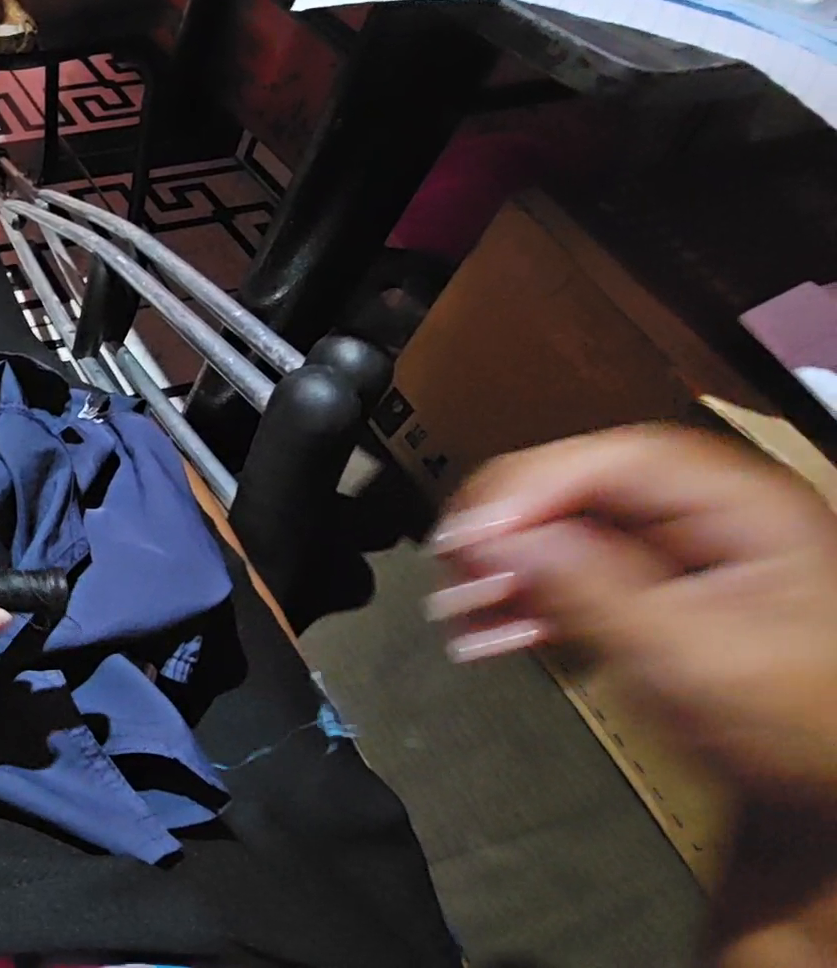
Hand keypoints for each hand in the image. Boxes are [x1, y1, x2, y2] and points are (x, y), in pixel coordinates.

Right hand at [426, 424, 836, 810]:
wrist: (825, 792)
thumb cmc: (808, 732)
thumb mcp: (692, 659)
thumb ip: (593, 591)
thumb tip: (506, 539)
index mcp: (745, 513)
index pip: (617, 462)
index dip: (533, 488)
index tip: (477, 532)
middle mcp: (701, 517)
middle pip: (570, 490)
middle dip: (502, 530)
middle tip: (455, 563)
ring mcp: (662, 551)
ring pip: (548, 530)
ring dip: (494, 569)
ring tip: (459, 607)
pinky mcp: (630, 583)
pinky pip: (551, 571)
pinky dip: (510, 598)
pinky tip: (484, 627)